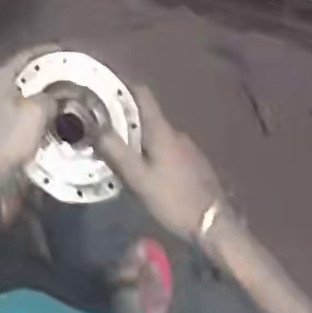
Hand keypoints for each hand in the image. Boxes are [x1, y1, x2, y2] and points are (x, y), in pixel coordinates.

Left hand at [0, 47, 55, 173]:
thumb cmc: (11, 134)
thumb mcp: (38, 110)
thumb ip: (50, 97)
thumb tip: (56, 97)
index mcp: (0, 76)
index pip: (26, 54)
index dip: (46, 50)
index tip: (64, 49)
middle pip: (24, 73)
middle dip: (46, 72)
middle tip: (67, 72)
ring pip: (24, 93)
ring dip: (42, 93)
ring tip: (65, 93)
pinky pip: (22, 110)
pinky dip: (37, 110)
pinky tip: (52, 115)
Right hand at [96, 85, 226, 241]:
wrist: (215, 224)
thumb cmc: (173, 198)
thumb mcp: (138, 178)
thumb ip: (117, 152)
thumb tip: (97, 128)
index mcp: (161, 130)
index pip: (143, 94)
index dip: (123, 88)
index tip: (105, 91)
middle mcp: (176, 133)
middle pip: (148, 116)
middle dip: (126, 121)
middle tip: (106, 132)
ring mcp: (189, 148)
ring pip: (158, 135)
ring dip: (141, 140)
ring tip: (124, 155)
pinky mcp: (196, 163)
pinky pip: (169, 149)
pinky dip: (155, 153)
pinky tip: (149, 171)